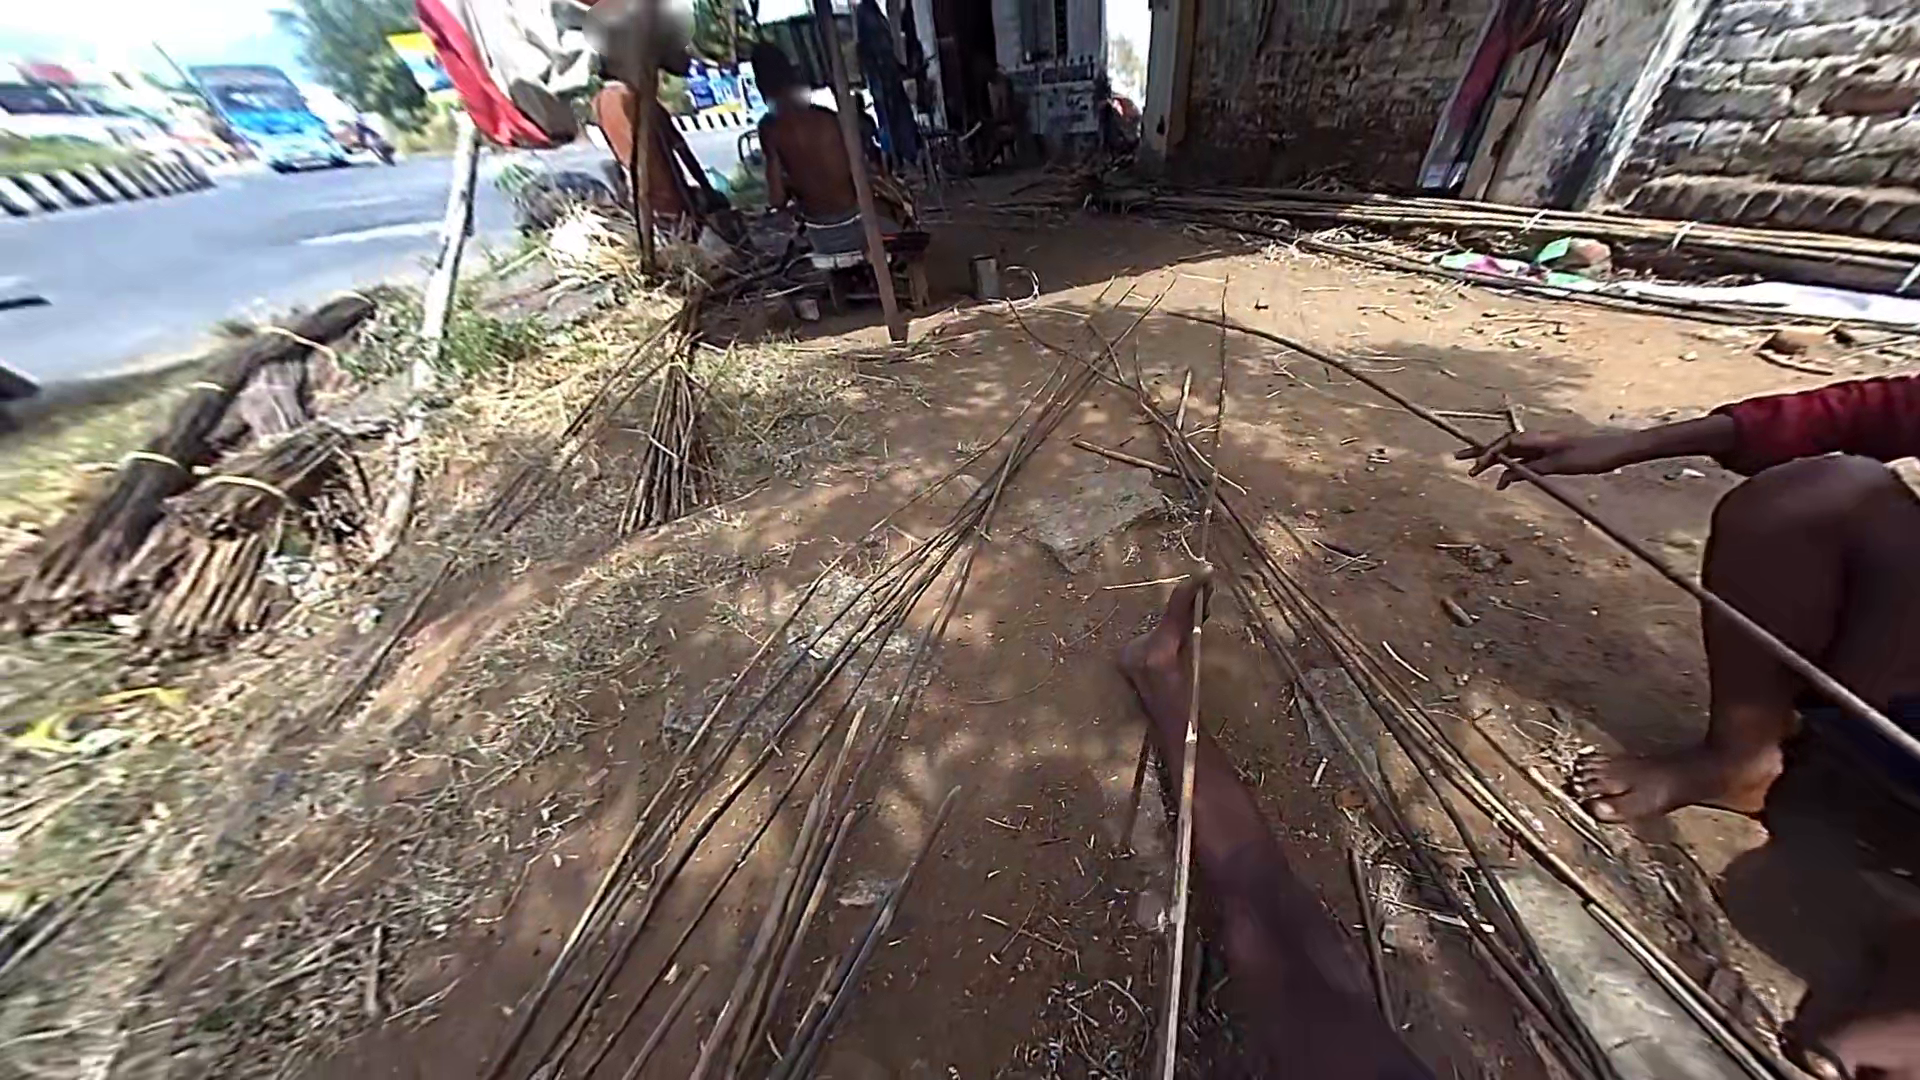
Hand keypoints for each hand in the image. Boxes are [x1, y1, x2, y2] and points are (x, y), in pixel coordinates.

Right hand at [1454, 429, 1651, 488]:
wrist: (1621, 450)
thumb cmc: (1593, 455)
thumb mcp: (1559, 465)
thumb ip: (1528, 471)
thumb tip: (1503, 478)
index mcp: (1537, 439)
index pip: (1503, 443)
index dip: (1487, 453)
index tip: (1477, 466)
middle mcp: (1536, 442)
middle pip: (1500, 446)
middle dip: (1478, 452)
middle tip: (1456, 457)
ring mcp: (1542, 449)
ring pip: (1508, 454)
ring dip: (1491, 462)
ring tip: (1472, 471)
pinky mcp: (1548, 457)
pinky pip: (1521, 462)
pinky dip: (1508, 470)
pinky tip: (1501, 482)